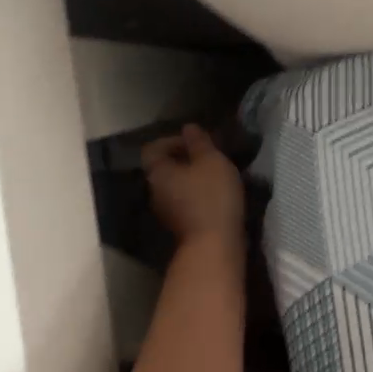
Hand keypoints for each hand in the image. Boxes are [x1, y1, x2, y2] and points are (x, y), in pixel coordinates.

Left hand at [143, 124, 244, 246]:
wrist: (214, 244)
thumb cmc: (212, 196)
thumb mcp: (212, 161)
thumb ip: (200, 142)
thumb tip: (189, 127)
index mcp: (158, 171)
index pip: (153, 147)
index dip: (173, 140)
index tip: (198, 142)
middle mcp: (155, 190)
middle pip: (165, 168)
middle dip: (186, 160)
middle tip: (211, 158)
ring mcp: (166, 211)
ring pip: (176, 186)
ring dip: (193, 180)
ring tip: (218, 178)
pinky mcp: (181, 226)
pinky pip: (186, 203)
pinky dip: (199, 196)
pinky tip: (218, 198)